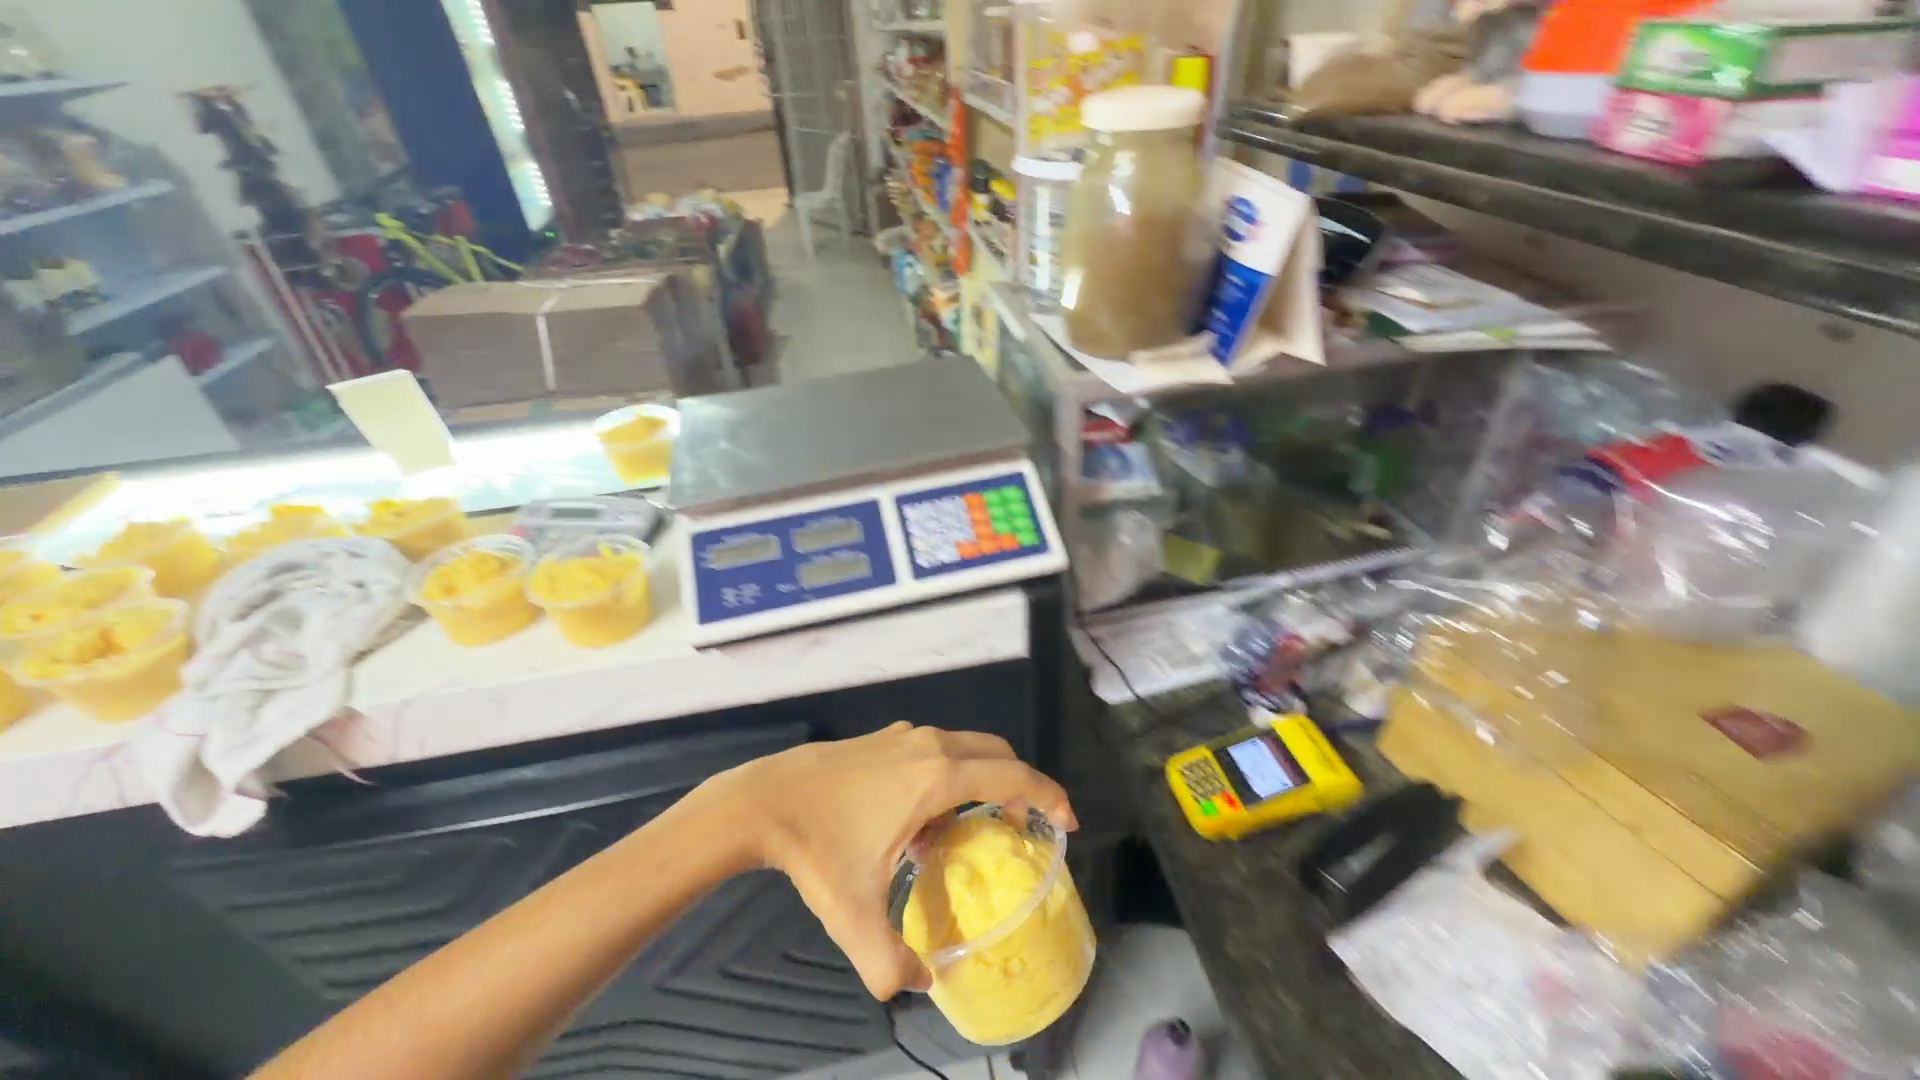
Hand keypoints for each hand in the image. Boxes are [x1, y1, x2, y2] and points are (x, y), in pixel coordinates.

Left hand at [701, 723, 1074, 1000]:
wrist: (759, 801)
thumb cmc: (816, 850)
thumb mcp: (855, 917)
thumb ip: (892, 964)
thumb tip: (922, 987)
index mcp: (938, 777)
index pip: (1016, 777)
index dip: (1050, 796)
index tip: (1066, 822)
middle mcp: (930, 745)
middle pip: (998, 754)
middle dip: (1020, 786)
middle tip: (1021, 828)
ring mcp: (904, 736)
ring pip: (965, 748)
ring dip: (980, 781)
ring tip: (965, 831)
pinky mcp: (882, 738)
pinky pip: (934, 751)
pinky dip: (948, 775)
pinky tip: (917, 821)